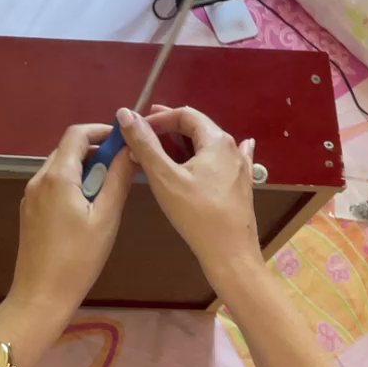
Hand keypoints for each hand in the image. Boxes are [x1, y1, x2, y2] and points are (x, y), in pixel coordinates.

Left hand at [0, 123, 136, 353]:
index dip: (101, 130)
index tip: (124, 141)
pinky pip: (52, 185)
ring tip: (109, 191)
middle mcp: (39, 179)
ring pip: (60, 167)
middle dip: (96, 151)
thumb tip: (129, 151)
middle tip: (122, 169)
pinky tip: (88, 207)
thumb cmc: (78, 259)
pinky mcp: (29, 210)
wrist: (41, 296)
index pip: (77, 134)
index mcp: (58, 176)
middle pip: (68, 149)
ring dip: (85, 169)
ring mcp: (30, 195)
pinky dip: (72, 184)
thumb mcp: (106, 218)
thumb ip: (118, 180)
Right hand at [115, 105, 262, 290]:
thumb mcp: (164, 177)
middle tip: (145, 131)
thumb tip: (125, 113)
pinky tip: (232, 147)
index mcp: (216, 140)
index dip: (159, 117)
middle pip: (198, 128)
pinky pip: (224, 161)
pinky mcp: (241, 186)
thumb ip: (144, 144)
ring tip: (162, 148)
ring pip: (208, 146)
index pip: (185, 114)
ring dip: (183, 144)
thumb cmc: (196, 213)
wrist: (230, 253)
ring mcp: (240, 167)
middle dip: (169, 128)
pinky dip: (210, 154)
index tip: (137, 128)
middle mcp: (232, 148)